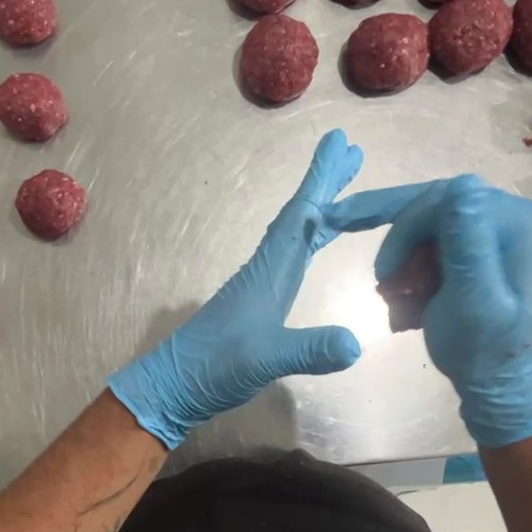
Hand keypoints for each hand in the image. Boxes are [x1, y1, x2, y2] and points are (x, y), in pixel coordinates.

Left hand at [110, 130, 389, 449]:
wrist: (175, 387)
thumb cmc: (214, 369)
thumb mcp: (265, 360)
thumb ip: (308, 350)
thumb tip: (356, 344)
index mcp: (268, 274)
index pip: (300, 218)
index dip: (320, 180)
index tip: (340, 143)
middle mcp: (265, 272)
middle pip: (300, 219)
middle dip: (326, 186)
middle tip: (353, 155)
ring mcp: (260, 289)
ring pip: (296, 238)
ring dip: (320, 212)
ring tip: (346, 192)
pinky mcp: (257, 307)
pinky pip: (291, 261)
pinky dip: (309, 243)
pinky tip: (314, 246)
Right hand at [372, 176, 531, 449]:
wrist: (500, 388)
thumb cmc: (486, 353)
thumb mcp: (474, 302)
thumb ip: (467, 246)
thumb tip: (459, 187)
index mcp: (520, 223)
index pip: (446, 198)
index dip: (405, 227)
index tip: (383, 272)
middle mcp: (514, 217)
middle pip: (434, 208)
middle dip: (400, 247)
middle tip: (382, 286)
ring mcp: (498, 233)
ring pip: (427, 228)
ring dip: (401, 264)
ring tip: (394, 302)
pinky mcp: (482, 250)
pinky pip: (431, 245)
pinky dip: (410, 272)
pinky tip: (404, 302)